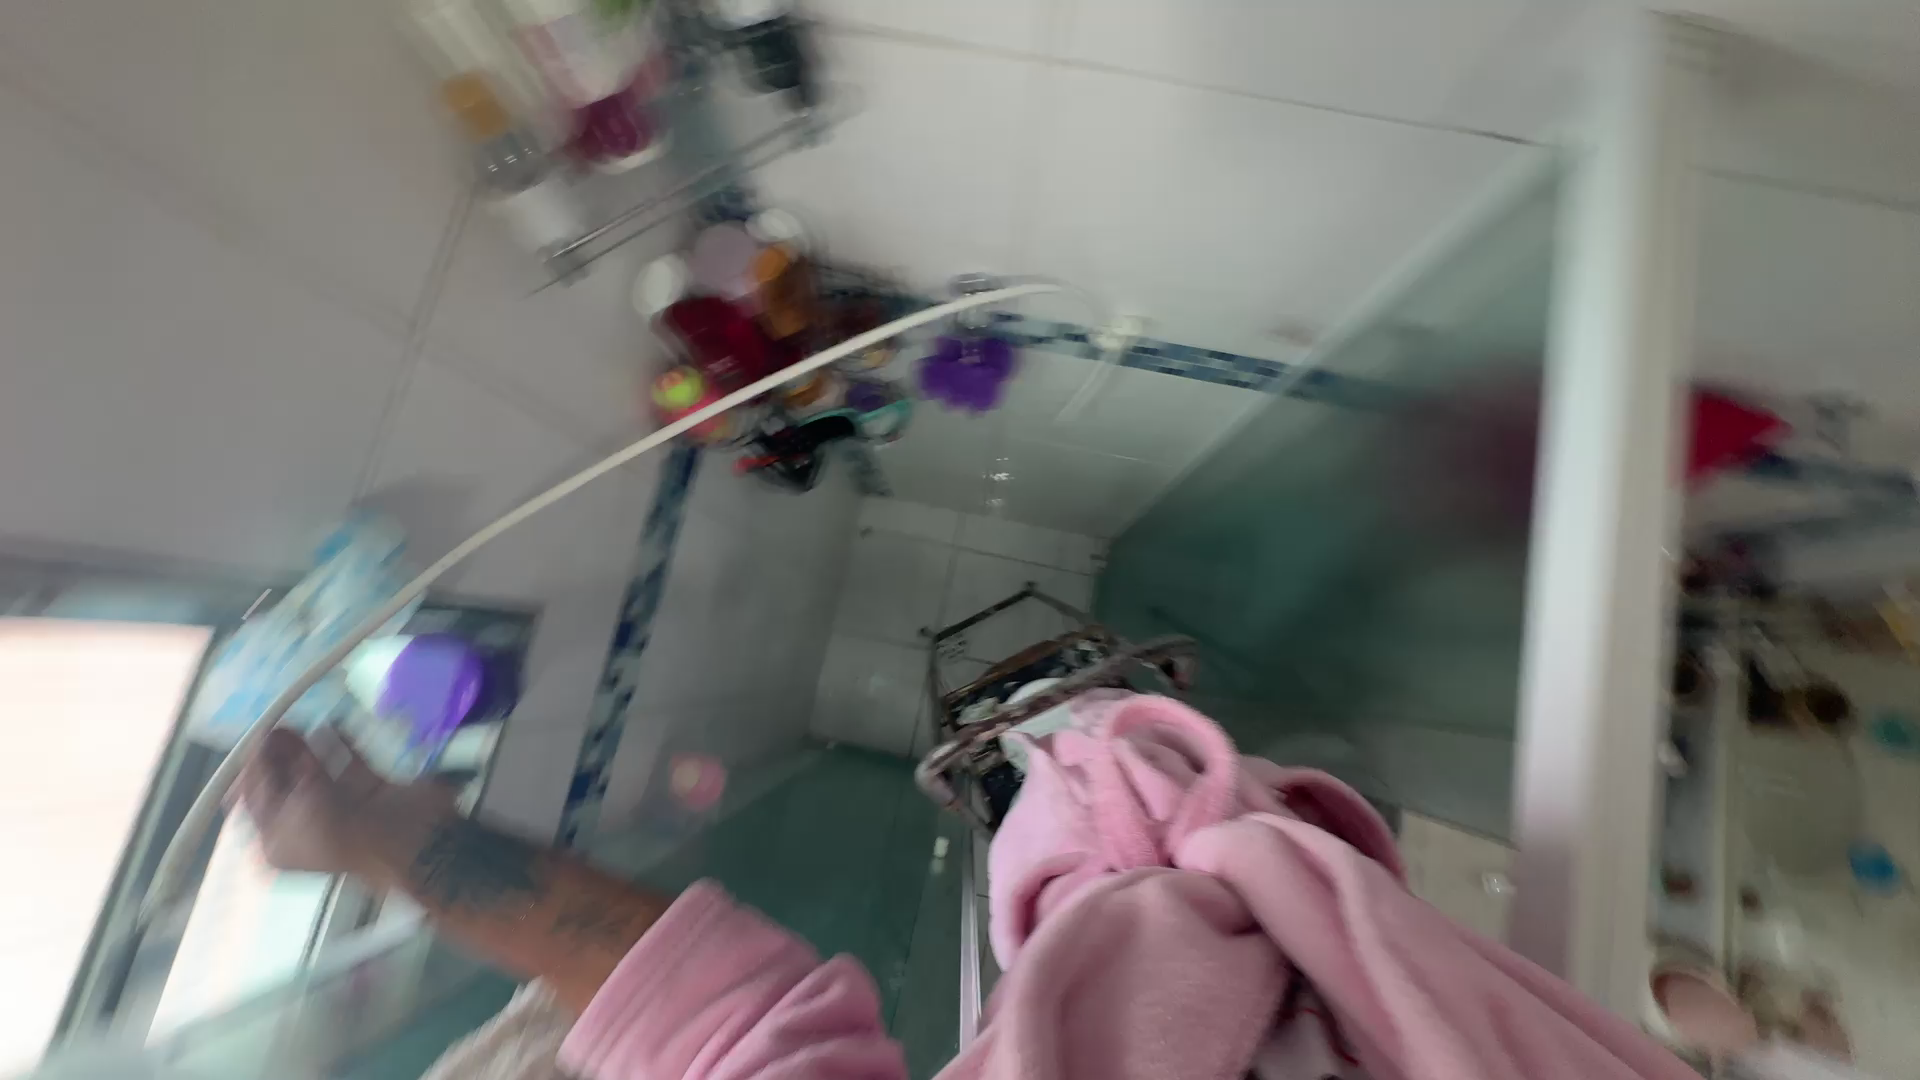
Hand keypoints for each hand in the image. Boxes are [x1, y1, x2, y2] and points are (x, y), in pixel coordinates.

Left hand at [230, 728, 424, 875]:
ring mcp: (342, 803)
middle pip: (287, 782)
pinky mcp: (372, 786)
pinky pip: (353, 760)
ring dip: (307, 747)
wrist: (407, 837)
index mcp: (280, 839)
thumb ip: (278, 783)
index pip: (255, 801)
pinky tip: (337, 724)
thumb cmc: (339, 835)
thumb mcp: (292, 816)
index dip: (252, 770)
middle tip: (277, 727)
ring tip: (299, 722)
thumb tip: (275, 752)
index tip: (254, 740)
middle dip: (277, 755)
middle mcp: (308, 821)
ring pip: (318, 769)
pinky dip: (344, 742)